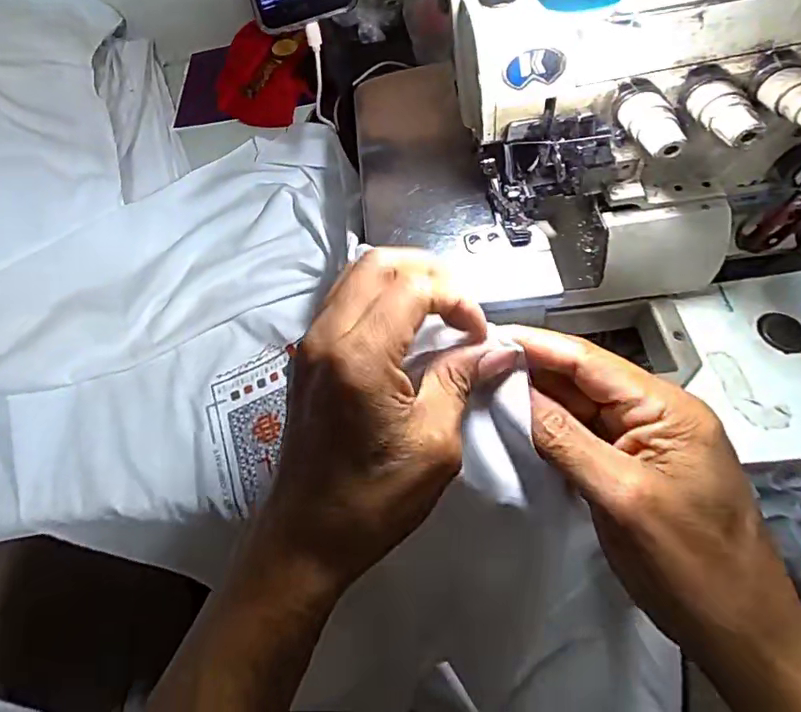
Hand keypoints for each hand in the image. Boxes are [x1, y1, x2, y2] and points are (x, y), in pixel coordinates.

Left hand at [151, 249, 488, 709]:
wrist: (304, 538)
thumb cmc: (373, 499)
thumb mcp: (434, 444)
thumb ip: (461, 379)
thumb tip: (496, 348)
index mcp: (359, 358)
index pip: (414, 287)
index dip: (456, 298)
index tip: (478, 331)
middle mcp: (327, 337)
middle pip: (380, 262)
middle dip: (430, 272)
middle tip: (461, 306)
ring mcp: (311, 342)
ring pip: (359, 272)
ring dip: (404, 277)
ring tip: (440, 307)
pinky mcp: (307, 353)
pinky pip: (345, 296)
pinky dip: (381, 293)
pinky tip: (408, 322)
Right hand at [506, 327, 800, 711]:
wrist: (744, 634)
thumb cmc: (696, 569)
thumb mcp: (623, 500)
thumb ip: (567, 441)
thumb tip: (518, 395)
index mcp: (668, 409)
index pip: (591, 361)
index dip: (539, 345)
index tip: (493, 335)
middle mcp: (660, 414)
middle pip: (585, 380)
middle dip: (535, 370)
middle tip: (481, 363)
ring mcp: (650, 442)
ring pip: (585, 409)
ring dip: (542, 400)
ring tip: (492, 387)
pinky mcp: (639, 469)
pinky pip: (591, 438)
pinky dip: (558, 432)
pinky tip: (526, 426)